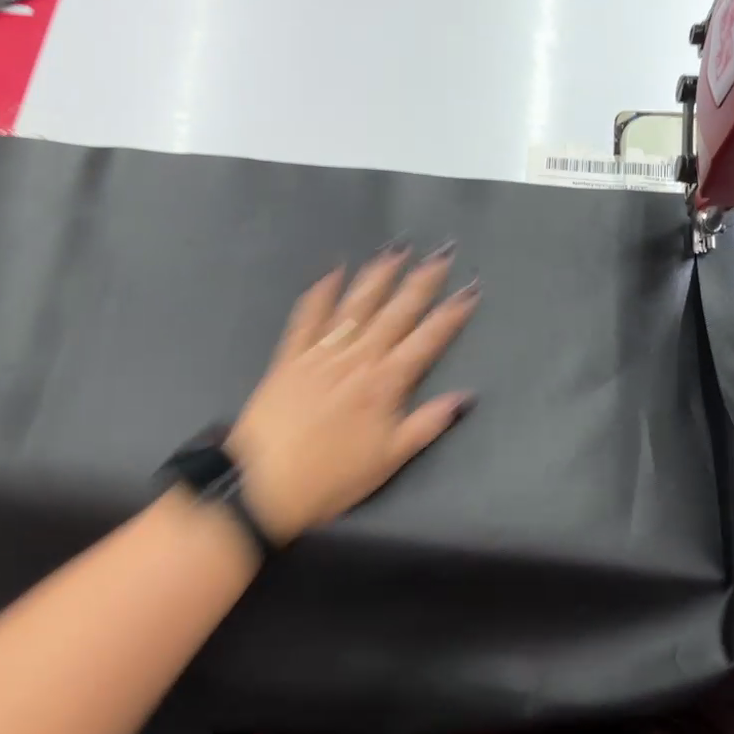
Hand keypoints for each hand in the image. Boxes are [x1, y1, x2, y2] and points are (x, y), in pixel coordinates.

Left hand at [225, 244, 477, 543]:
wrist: (263, 481)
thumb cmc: (332, 478)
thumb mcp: (388, 460)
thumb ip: (426, 425)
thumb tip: (464, 396)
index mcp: (385, 384)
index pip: (426, 341)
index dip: (450, 315)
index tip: (469, 289)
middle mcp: (357, 359)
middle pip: (395, 314)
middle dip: (420, 283)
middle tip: (439, 254)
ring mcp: (321, 354)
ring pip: (355, 306)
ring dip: (376, 277)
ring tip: (394, 251)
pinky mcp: (290, 357)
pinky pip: (307, 317)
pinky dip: (320, 293)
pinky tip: (332, 273)